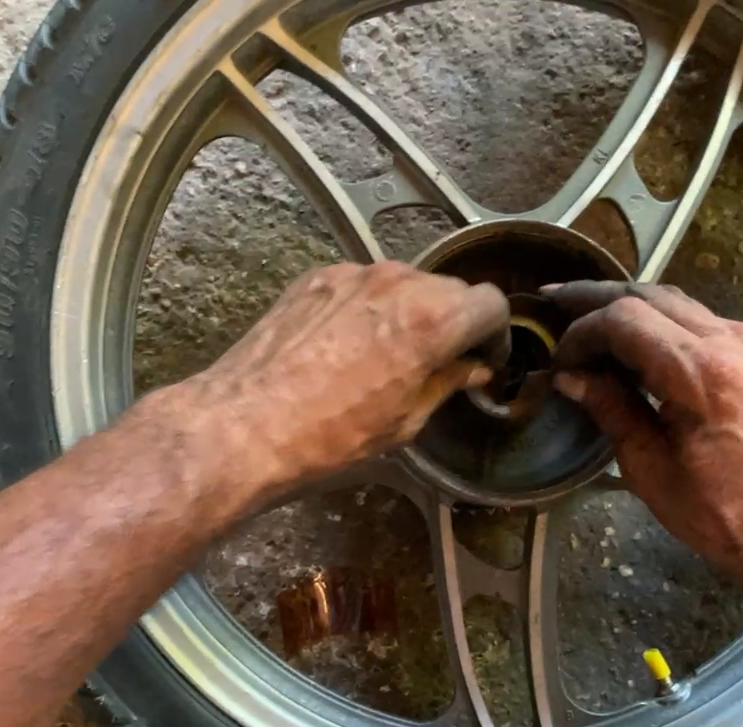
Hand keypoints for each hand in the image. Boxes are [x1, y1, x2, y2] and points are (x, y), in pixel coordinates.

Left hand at [168, 262, 506, 492]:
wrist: (247, 424)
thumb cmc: (331, 436)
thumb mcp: (404, 422)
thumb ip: (447, 383)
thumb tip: (474, 369)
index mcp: (431, 319)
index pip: (490, 303)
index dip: (495, 334)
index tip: (484, 359)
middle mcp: (397, 282)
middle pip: (448, 290)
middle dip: (453, 323)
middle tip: (439, 363)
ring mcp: (352, 274)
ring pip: (403, 285)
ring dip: (410, 314)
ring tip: (387, 357)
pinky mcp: (316, 278)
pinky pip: (362, 286)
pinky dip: (370, 309)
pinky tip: (348, 347)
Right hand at [546, 282, 742, 576]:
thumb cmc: (719, 514)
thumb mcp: (649, 468)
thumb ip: (612, 410)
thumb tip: (569, 378)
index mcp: (702, 374)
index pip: (625, 320)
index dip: (582, 332)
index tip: (558, 361)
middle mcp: (732, 342)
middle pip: (651, 296)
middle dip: (597, 298)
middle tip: (554, 300)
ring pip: (676, 302)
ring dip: (627, 306)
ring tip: (583, 314)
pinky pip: (698, 320)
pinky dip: (658, 322)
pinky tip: (631, 340)